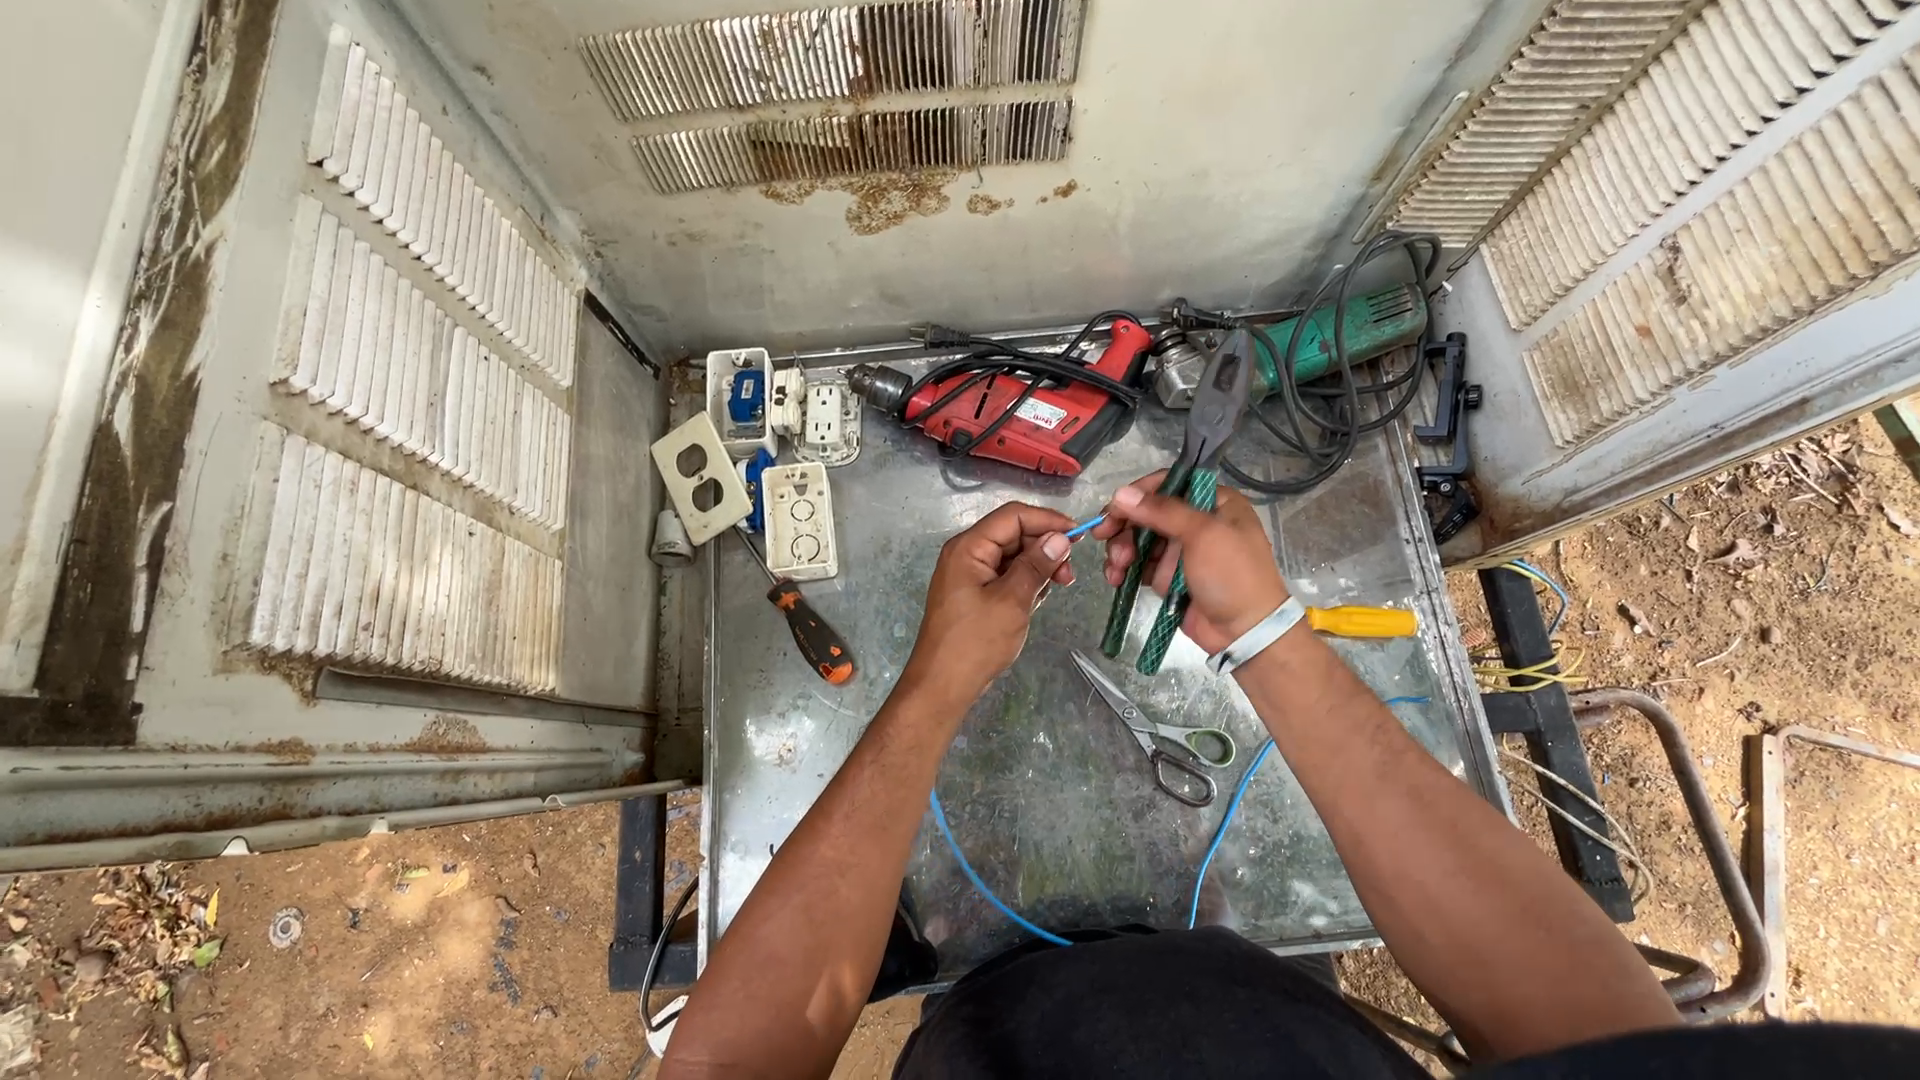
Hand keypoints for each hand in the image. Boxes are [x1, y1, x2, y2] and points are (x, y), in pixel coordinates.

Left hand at [902, 502, 1076, 703]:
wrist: (942, 685)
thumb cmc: (975, 642)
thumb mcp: (1012, 601)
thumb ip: (1036, 566)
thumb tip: (1060, 538)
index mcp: (968, 547)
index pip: (1012, 516)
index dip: (1047, 520)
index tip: (1078, 535)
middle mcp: (966, 554)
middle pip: (1013, 533)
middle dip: (1045, 546)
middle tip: (1070, 572)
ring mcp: (969, 575)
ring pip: (1012, 555)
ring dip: (1039, 565)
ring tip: (1060, 586)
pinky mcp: (975, 594)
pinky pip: (1005, 575)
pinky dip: (1026, 581)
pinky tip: (1040, 597)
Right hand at [1091, 473, 1288, 654]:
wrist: (1245, 631)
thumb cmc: (1231, 574)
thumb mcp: (1203, 534)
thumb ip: (1162, 511)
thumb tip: (1120, 494)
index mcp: (1214, 502)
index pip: (1168, 484)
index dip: (1138, 494)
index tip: (1114, 509)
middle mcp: (1196, 521)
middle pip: (1147, 513)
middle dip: (1123, 526)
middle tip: (1103, 537)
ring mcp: (1181, 550)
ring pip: (1138, 539)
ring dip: (1120, 550)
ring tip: (1115, 567)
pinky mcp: (1168, 576)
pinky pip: (1139, 565)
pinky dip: (1124, 570)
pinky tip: (1115, 579)